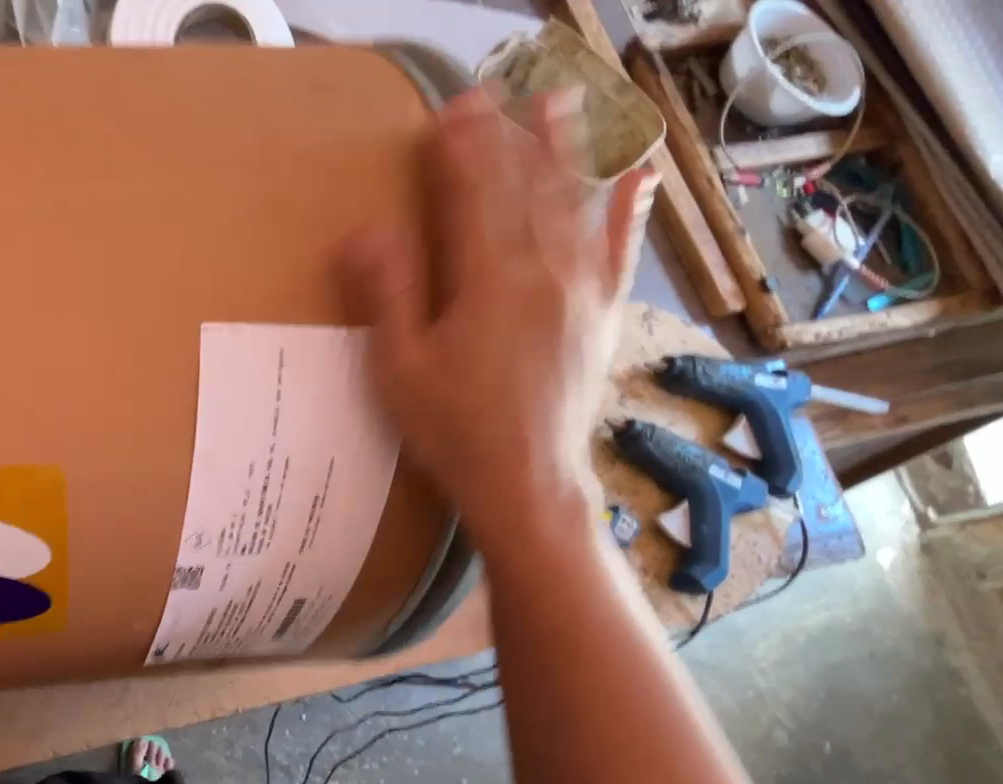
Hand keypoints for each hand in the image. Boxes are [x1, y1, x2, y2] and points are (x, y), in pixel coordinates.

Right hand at [338, 87, 657, 550]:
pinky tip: (636, 178)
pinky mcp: (602, 313)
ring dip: (569, 146)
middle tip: (505, 86)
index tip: (452, 107)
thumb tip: (366, 233)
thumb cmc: (452, 427)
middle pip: (531, 184)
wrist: (526, 479)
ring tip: (564, 99)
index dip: (465, 147)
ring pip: (578, 201)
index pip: (477, 193)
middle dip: (513, 132)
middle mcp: (546, 269)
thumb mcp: (400, 368)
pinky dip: (627, 209)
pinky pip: (619, 249)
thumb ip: (390, 295)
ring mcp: (583, 288)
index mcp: (490, 279)